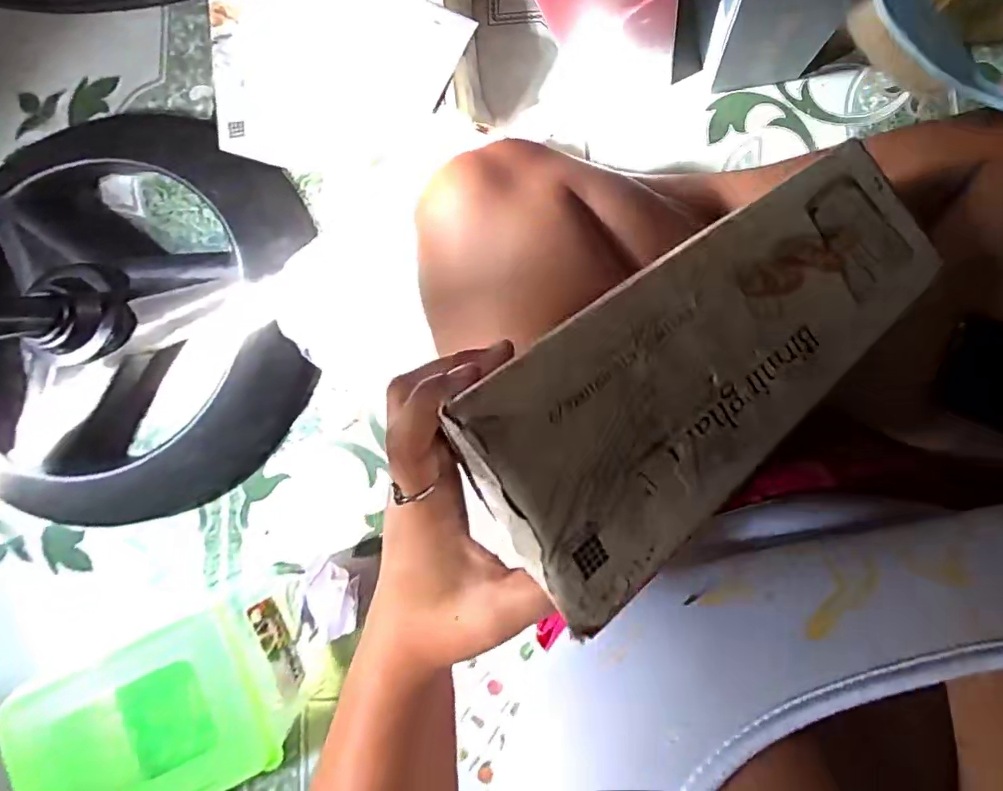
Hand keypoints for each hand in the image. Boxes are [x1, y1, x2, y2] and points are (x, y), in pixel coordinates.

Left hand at [373, 341, 552, 667]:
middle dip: (446, 366)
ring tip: (503, 366)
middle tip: (502, 358)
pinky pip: (428, 416)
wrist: (403, 645)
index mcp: (422, 500)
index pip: (408, 434)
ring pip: (410, 402)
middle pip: (402, 398)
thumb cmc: (445, 624)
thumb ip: (546, 589)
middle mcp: (412, 475)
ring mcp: (414, 472)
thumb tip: (600, 554)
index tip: (483, 369)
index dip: (436, 393)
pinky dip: (454, 392)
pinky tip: (496, 397)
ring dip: (449, 373)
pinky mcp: (425, 474)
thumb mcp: (500, 612)